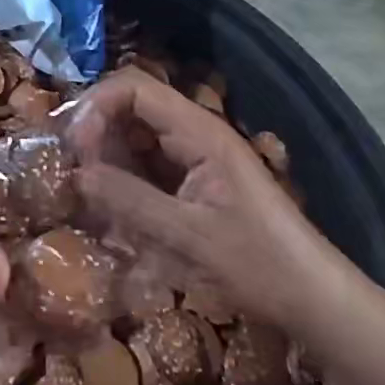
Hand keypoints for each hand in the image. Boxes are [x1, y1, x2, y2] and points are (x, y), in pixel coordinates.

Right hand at [64, 68, 348, 330]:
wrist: (312, 296)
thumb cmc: (257, 263)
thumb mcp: (187, 235)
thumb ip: (128, 200)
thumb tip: (74, 174)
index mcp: (198, 130)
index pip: (134, 88)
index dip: (97, 107)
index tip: (75, 148)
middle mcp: (194, 132)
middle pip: (131, 106)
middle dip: (96, 130)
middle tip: (72, 170)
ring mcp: (195, 155)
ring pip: (136, 135)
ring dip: (106, 155)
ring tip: (84, 191)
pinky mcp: (194, 180)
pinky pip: (147, 163)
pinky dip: (123, 177)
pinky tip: (109, 207)